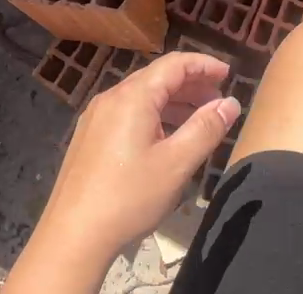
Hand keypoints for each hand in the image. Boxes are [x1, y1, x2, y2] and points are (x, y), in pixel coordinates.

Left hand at [5, 53, 240, 293]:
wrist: (72, 237)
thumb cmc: (129, 197)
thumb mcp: (177, 164)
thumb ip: (206, 129)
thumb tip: (230, 103)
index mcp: (133, 96)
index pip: (175, 64)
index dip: (204, 65)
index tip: (228, 74)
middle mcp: (112, 97)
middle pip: (158, 77)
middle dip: (191, 84)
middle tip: (218, 101)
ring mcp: (96, 117)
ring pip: (142, 96)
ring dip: (173, 102)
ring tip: (198, 120)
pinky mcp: (89, 137)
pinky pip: (128, 112)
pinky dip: (154, 115)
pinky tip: (165, 139)